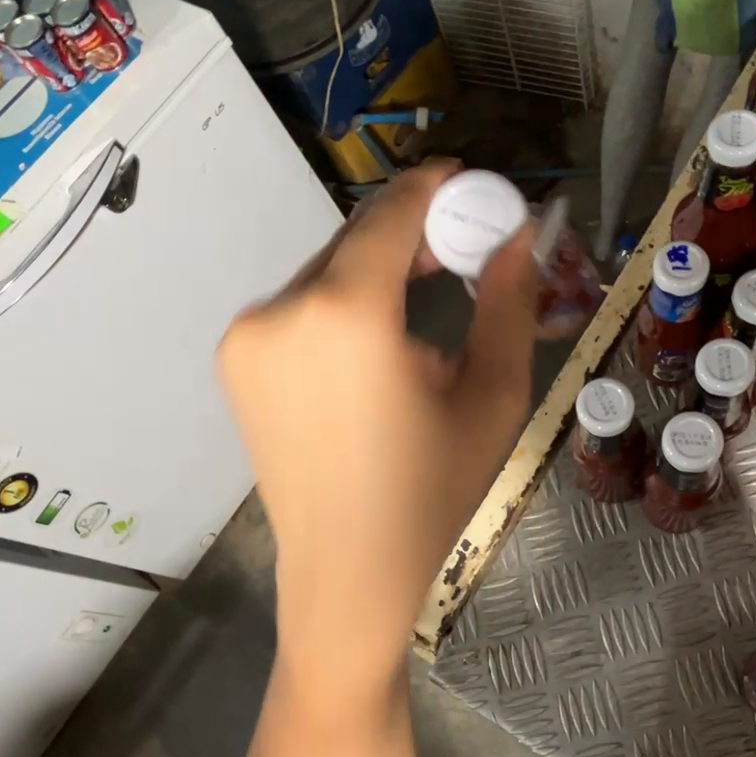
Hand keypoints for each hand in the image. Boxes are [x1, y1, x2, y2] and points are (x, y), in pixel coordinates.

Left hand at [216, 160, 538, 681]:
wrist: (350, 576)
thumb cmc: (433, 495)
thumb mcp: (491, 397)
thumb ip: (507, 301)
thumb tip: (519, 234)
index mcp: (345, 315)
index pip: (390, 216)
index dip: (431, 188)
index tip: (465, 180)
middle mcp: (280, 310)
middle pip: (355, 240)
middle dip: (410, 234)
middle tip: (462, 244)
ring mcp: (247, 337)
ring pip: (326, 272)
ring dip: (376, 271)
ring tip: (426, 301)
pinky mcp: (236, 363)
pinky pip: (299, 307)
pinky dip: (342, 303)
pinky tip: (378, 342)